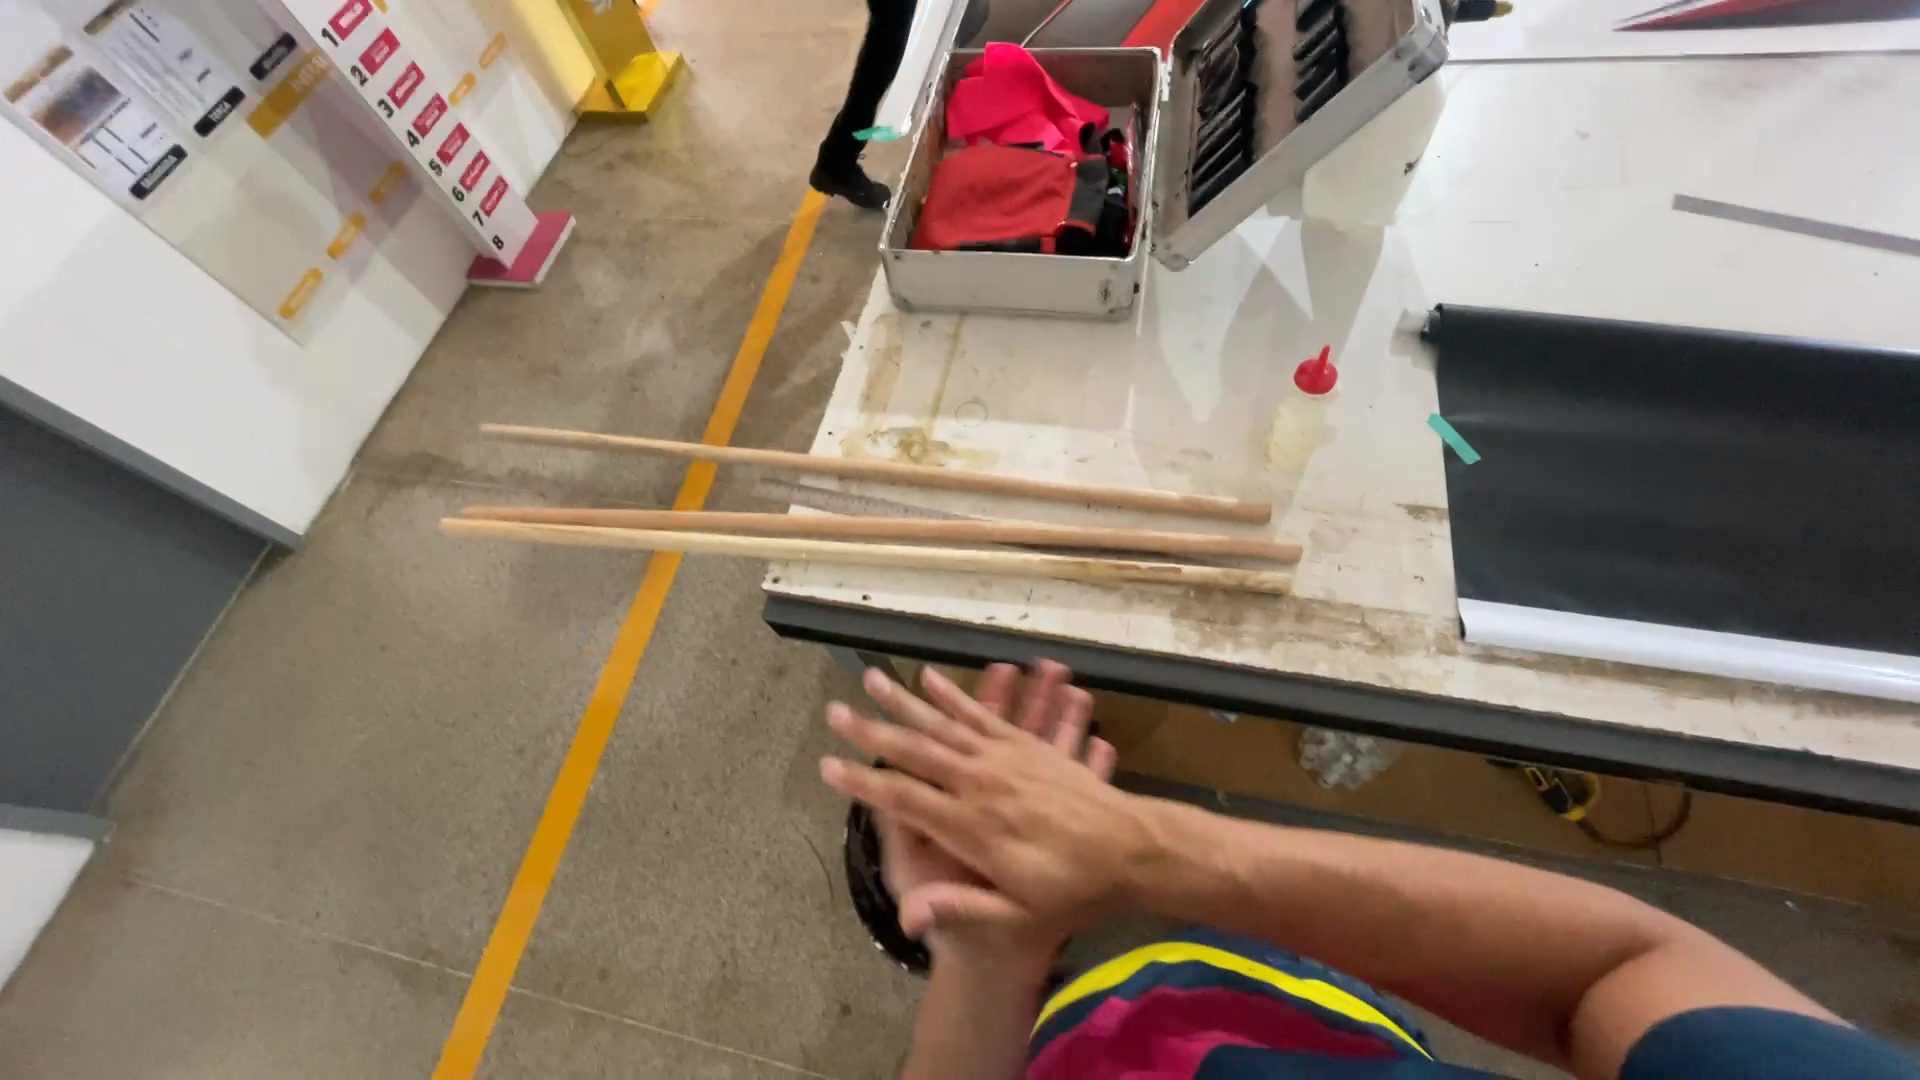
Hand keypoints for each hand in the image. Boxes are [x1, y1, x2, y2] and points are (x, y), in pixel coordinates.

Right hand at [823, 662, 1149, 938]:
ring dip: (908, 699)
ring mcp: (1004, 758)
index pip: (904, 799)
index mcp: (972, 826)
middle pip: (917, 750)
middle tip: (837, 708)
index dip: (862, 781)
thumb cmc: (1073, 891)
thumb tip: (909, 916)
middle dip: (873, 728)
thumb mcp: (1018, 916)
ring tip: (877, 677)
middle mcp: (981, 782)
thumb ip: (962, 908)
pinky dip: (956, 695)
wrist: (1132, 850)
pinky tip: (933, 678)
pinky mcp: (1024, 745)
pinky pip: (983, 715)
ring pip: (946, 723)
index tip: (826, 764)